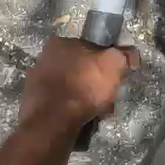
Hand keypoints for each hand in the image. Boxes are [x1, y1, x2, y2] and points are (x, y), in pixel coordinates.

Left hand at [20, 36, 138, 138]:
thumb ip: (125, 55)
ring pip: (71, 87)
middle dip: (95, 83)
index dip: (105, 61)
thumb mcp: (114, 64)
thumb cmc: (84, 85)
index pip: (89, 47)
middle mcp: (43, 58)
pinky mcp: (32, 104)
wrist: (53, 122)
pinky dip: (71, 109)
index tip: (113, 76)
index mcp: (60, 42)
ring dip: (85, 97)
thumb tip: (132, 54)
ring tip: (97, 113)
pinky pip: (60, 103)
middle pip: (80, 68)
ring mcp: (35, 82)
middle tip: (107, 97)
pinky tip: (82, 119)